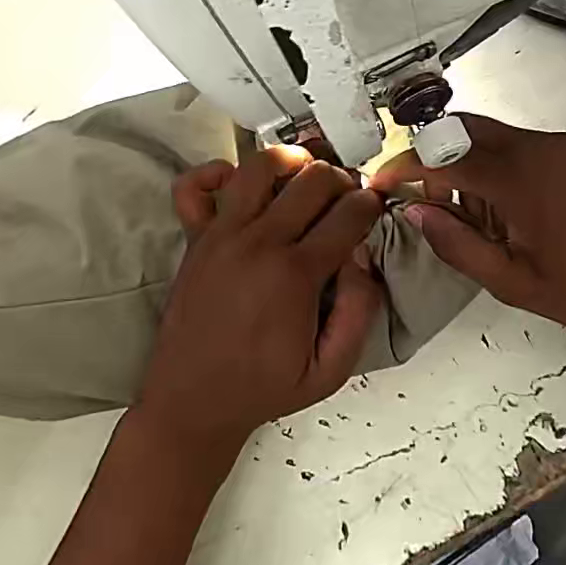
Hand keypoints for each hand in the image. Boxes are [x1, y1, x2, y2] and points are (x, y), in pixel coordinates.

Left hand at [139, 147, 383, 455]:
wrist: (191, 402)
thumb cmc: (266, 387)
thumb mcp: (333, 368)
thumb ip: (361, 310)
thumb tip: (361, 256)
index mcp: (296, 275)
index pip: (349, 214)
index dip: (371, 205)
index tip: (374, 210)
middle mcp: (259, 244)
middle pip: (312, 179)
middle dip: (342, 181)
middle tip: (347, 199)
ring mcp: (221, 236)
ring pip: (259, 166)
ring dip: (291, 161)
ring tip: (305, 177)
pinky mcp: (195, 239)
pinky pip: (193, 186)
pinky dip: (216, 173)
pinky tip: (241, 186)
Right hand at [372, 115, 565, 344]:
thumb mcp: (514, 282)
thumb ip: (458, 245)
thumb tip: (416, 214)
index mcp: (520, 178)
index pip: (444, 156)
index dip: (405, 167)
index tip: (380, 183)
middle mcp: (538, 147)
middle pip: (464, 129)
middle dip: (433, 157)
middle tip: (423, 201)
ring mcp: (560, 146)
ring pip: (491, 135)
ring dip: (465, 164)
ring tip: (467, 218)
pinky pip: (519, 146)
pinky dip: (494, 166)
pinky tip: (502, 210)